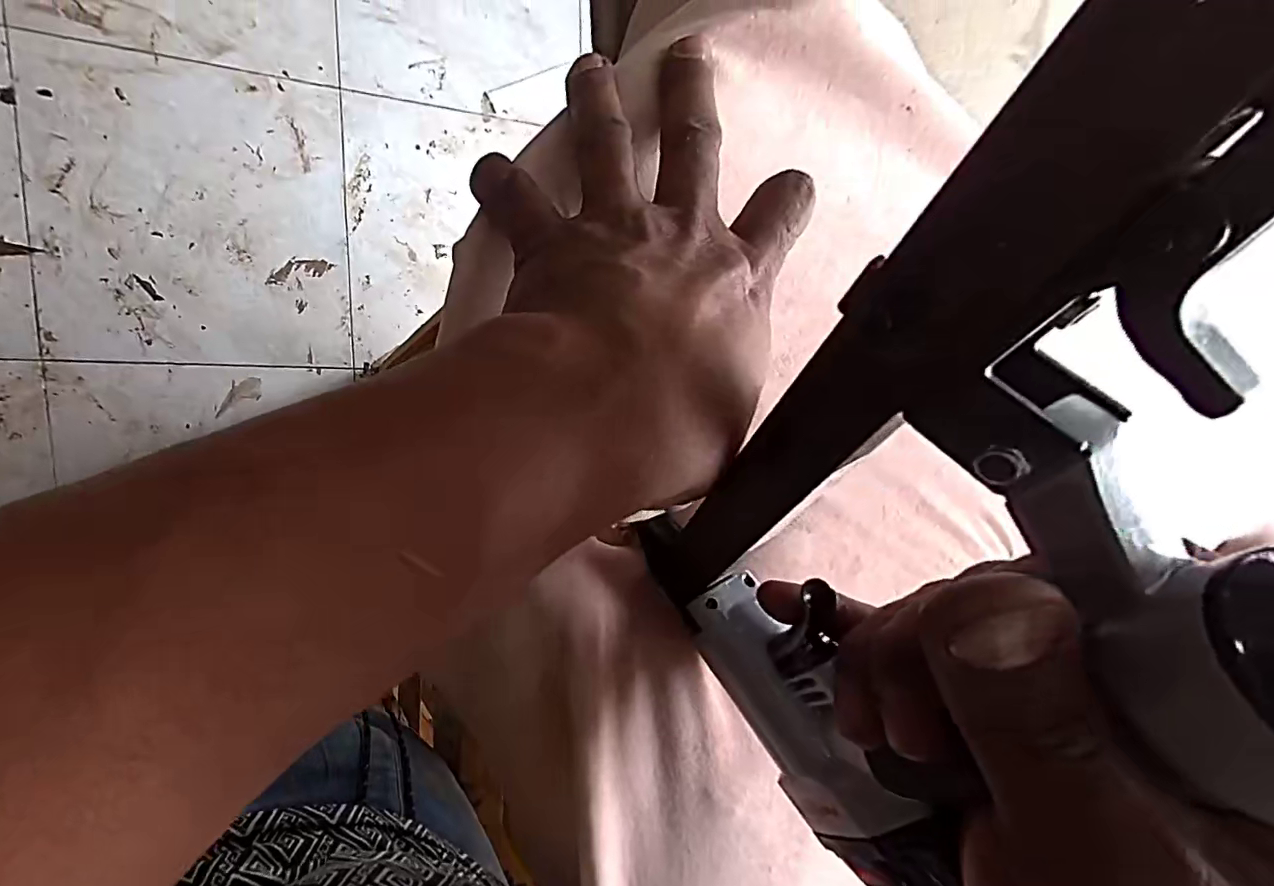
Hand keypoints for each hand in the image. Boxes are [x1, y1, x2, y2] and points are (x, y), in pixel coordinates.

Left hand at [470, 39, 814, 509]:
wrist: (601, 416)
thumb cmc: (670, 433)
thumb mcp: (724, 436)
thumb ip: (724, 418)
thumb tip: (715, 441)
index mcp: (737, 281)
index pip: (782, 218)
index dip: (787, 199)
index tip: (787, 187)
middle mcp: (679, 239)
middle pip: (696, 146)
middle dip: (692, 98)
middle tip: (685, 57)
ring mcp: (612, 234)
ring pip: (608, 147)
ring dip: (596, 103)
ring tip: (586, 71)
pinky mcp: (550, 247)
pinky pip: (520, 202)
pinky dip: (500, 182)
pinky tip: (486, 167)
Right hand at [814, 569, 1273, 885]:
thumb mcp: (1117, 869)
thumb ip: (1051, 741)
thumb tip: (981, 609)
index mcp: (1237, 687)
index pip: (1107, 575)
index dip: (1003, 605)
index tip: (948, 691)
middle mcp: (1155, 665)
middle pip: (996, 590)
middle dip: (918, 652)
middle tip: (910, 738)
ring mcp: (1069, 679)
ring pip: (937, 617)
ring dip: (877, 666)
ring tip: (880, 738)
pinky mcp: (1002, 699)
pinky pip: (912, 642)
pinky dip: (846, 628)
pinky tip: (791, 607)